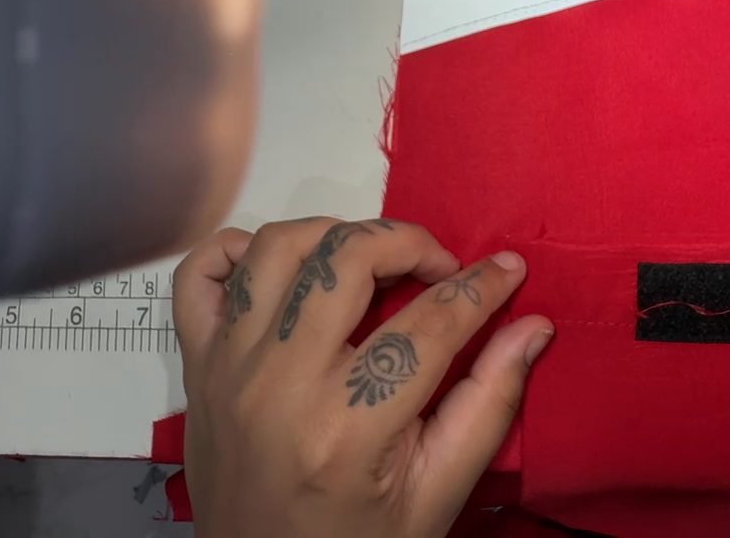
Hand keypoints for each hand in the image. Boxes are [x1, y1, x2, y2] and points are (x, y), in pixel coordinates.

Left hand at [172, 217, 554, 537]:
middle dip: (408, 242)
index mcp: (345, 430)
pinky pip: (198, 273)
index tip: (507, 268)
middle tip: (437, 265)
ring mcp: (226, 368)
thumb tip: (534, 324)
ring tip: (368, 261)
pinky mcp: (195, 363)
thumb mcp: (438, 495)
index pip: (429, 326)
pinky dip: (236, 250)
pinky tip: (284, 269)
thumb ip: (490, 404)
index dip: (480, 287)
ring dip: (333, 234)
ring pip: (276, 247)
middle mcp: (277, 385)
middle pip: (346, 261)